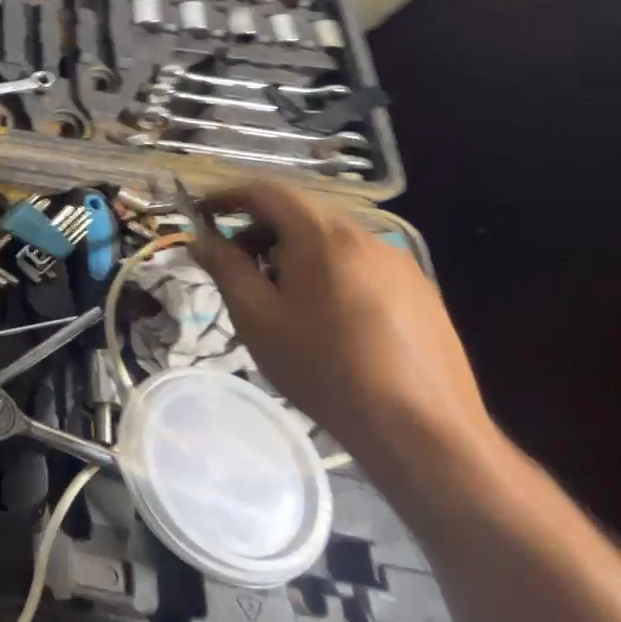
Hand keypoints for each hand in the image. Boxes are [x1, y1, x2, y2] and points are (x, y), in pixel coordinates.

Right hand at [188, 182, 488, 457]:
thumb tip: (201, 241)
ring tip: (273, 294)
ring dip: (291, 251)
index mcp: (324, 238)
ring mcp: (401, 266)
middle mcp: (368, 239)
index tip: (199, 215)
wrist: (421, 428)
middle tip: (230, 262)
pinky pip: (359, 264)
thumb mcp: (255, 317)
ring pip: (331, 240)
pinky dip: (324, 270)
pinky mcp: (420, 294)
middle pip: (302, 214)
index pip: (268, 193)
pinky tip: (319, 315)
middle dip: (257, 229)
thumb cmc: (323, 366)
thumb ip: (226, 269)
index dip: (227, 196)